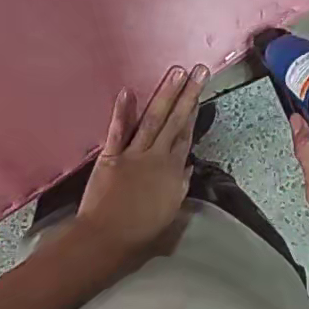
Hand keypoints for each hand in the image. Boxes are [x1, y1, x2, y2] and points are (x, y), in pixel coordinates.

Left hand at [73, 64, 208, 254]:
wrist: (108, 237)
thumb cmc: (140, 232)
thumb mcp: (170, 213)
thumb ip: (179, 187)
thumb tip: (187, 167)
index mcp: (173, 173)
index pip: (185, 137)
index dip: (193, 114)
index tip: (200, 93)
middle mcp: (157, 159)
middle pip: (175, 122)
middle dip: (188, 94)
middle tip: (199, 70)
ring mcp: (134, 156)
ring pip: (153, 120)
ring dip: (165, 95)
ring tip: (176, 72)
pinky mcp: (110, 157)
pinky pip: (118, 131)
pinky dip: (122, 111)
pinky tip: (128, 91)